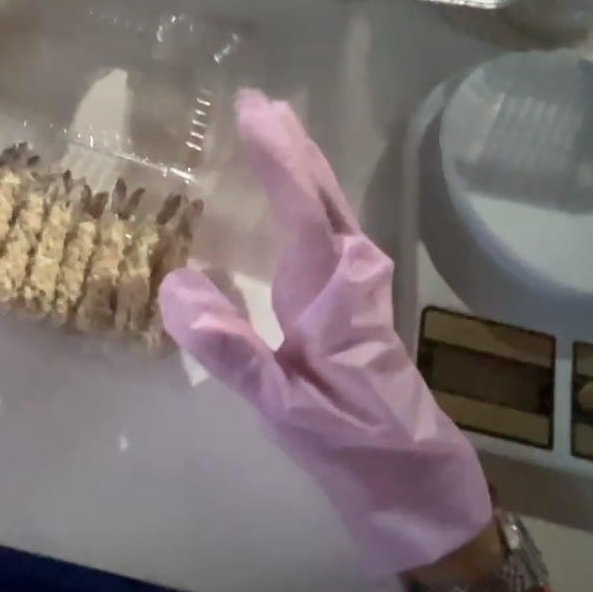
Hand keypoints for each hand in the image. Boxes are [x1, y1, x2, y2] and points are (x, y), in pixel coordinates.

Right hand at [158, 92, 491, 575]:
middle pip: (324, 199)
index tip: (253, 112)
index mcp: (335, 296)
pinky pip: (325, 233)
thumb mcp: (288, 412)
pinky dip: (305, 200)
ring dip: (301, 166)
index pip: (304, 214)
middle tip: (259, 100)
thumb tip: (172, 287)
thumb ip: (234, 352)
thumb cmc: (356, 450)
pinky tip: (292, 199)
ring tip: (273, 129)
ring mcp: (353, 291)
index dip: (278, 161)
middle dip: (293, 147)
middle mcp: (350, 280)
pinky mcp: (348, 305)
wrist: (419, 491)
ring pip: (330, 212)